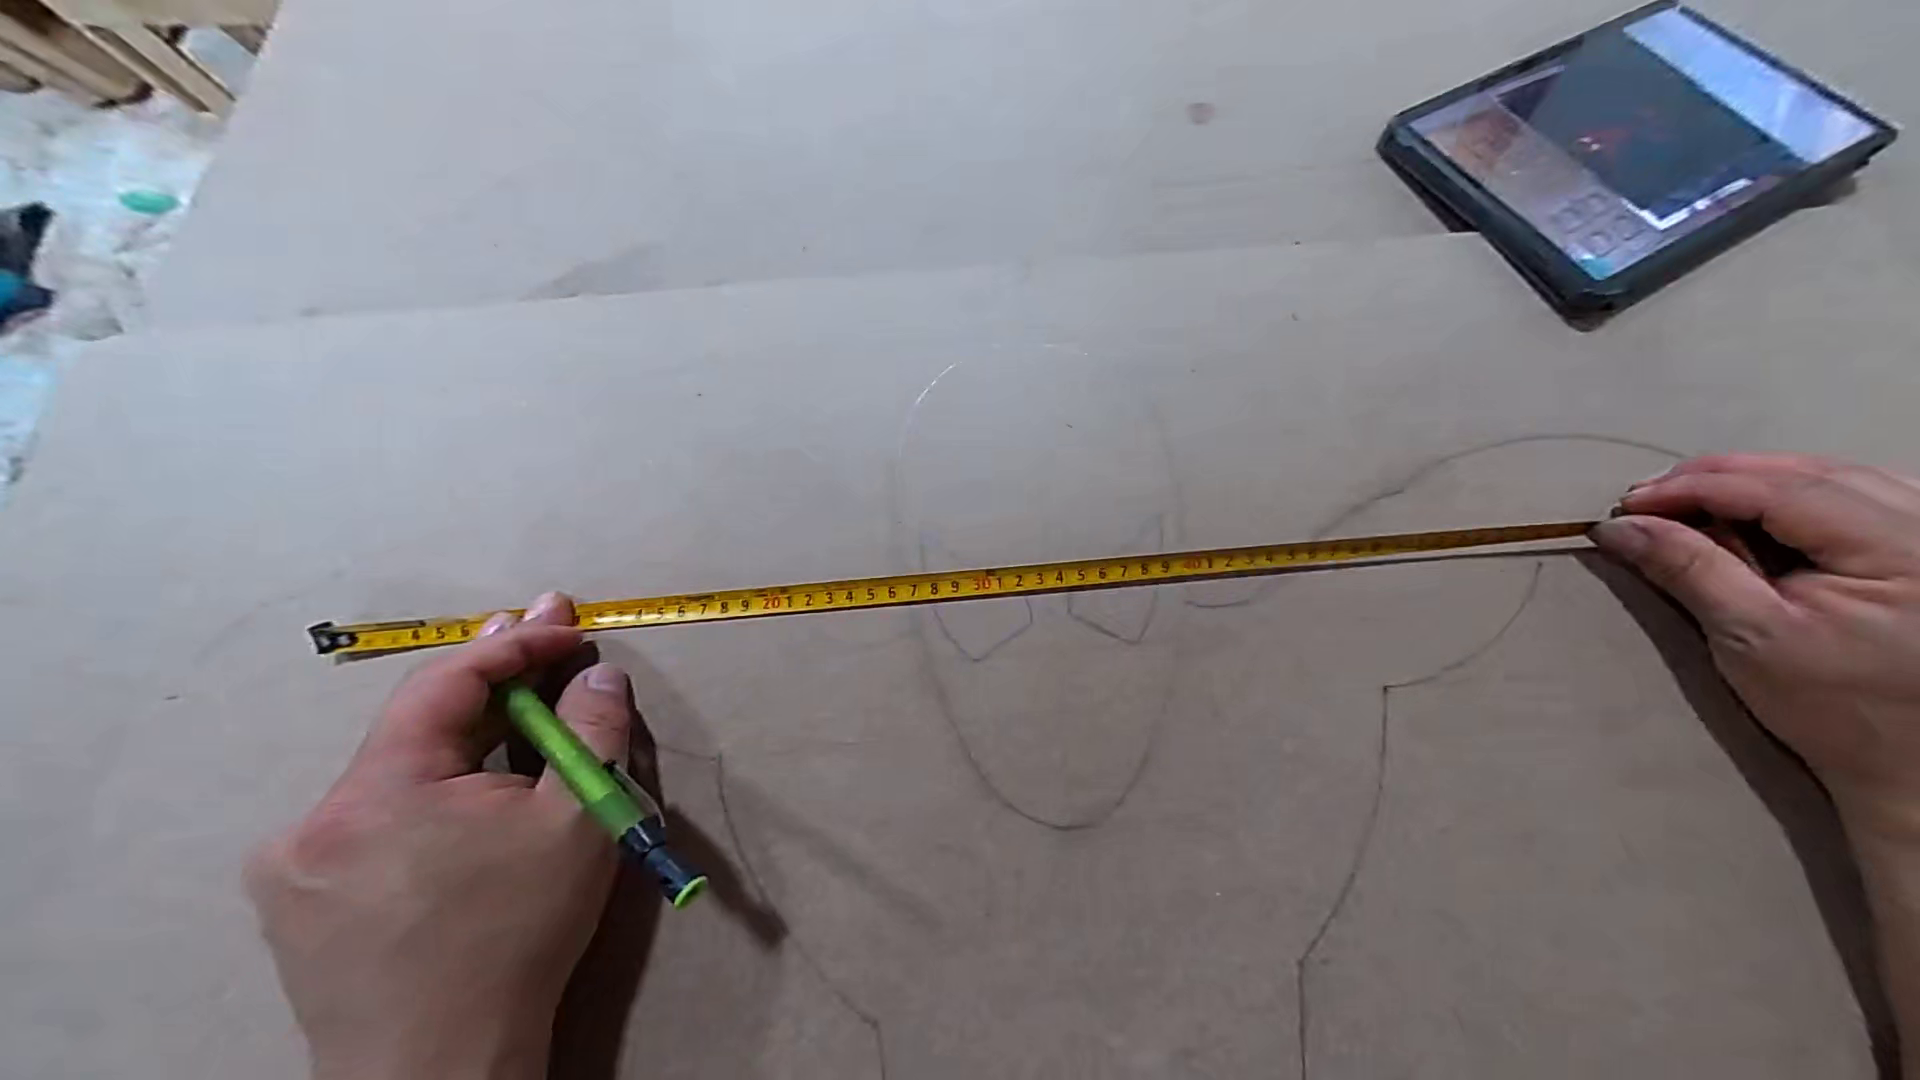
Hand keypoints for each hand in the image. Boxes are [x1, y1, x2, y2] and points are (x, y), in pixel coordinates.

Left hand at [245, 593, 636, 1079]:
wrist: (442, 1069)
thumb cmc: (518, 933)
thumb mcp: (579, 821)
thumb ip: (594, 731)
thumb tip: (600, 671)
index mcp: (377, 792)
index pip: (447, 682)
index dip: (514, 644)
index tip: (567, 623)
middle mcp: (317, 817)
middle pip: (421, 719)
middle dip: (495, 672)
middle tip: (548, 625)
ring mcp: (298, 861)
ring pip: (404, 764)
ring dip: (471, 726)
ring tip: (525, 697)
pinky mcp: (304, 897)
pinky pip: (384, 807)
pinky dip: (441, 776)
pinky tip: (478, 782)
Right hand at [1592, 455, 1919, 839]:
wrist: (1918, 761)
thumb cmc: (1835, 706)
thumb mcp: (1750, 635)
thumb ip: (1687, 569)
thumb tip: (1618, 525)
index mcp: (1904, 550)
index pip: (1783, 491)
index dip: (1696, 488)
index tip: (1626, 503)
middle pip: (1813, 473)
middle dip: (1718, 477)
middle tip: (1645, 498)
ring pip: (1836, 477)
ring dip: (1749, 482)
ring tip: (1684, 503)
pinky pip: (1856, 497)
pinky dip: (1786, 497)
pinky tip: (1745, 515)